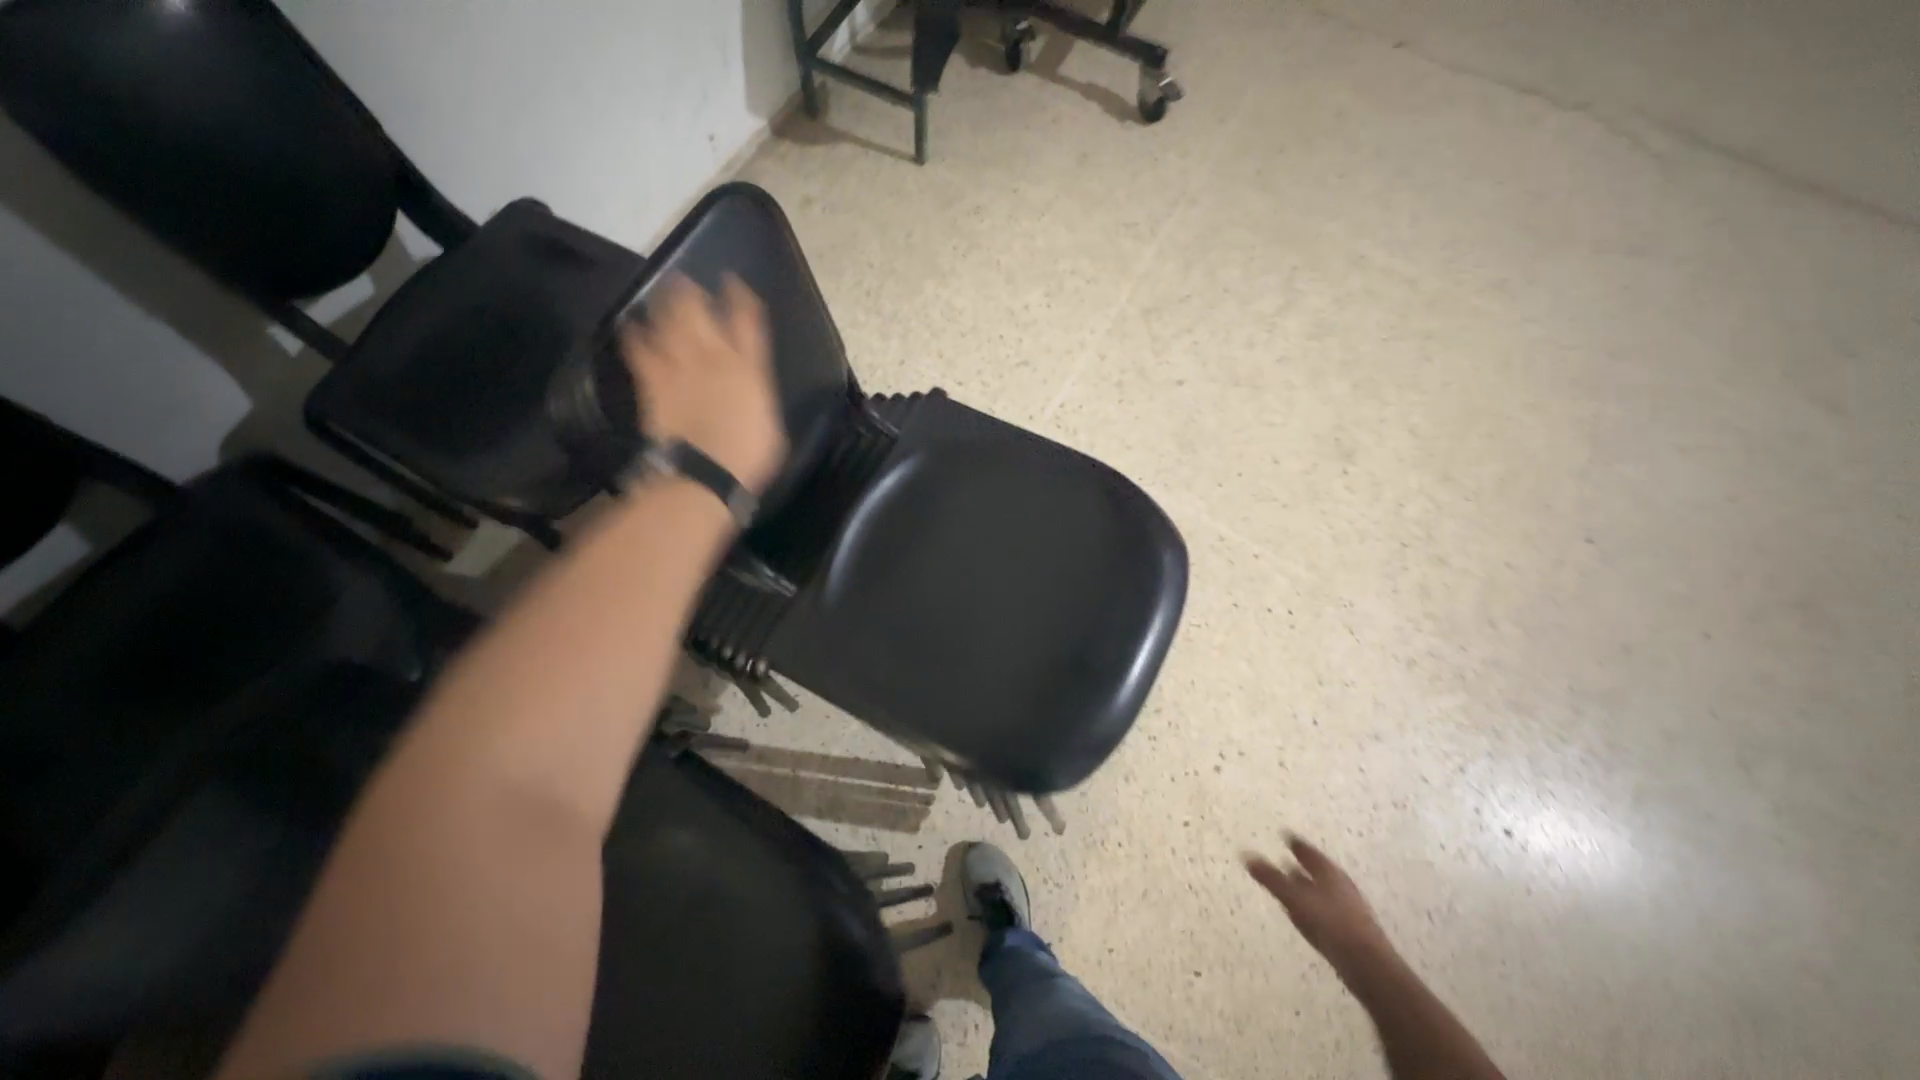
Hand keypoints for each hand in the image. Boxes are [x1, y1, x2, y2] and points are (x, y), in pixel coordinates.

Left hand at [620, 274, 787, 495]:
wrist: (706, 474)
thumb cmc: (747, 455)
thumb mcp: (770, 422)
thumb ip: (758, 393)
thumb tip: (752, 385)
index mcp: (749, 366)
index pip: (747, 319)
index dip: (739, 296)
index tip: (733, 282)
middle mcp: (715, 356)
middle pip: (702, 310)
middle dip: (694, 291)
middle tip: (686, 279)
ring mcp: (681, 366)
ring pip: (669, 321)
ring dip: (665, 303)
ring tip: (662, 292)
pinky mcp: (654, 381)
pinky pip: (640, 348)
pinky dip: (635, 334)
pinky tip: (631, 325)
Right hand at [1247, 835, 1393, 972]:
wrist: (1366, 964)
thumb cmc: (1330, 923)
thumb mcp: (1295, 899)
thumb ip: (1271, 879)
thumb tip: (1247, 856)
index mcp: (1329, 873)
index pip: (1310, 852)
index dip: (1297, 844)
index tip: (1286, 836)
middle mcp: (1340, 887)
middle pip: (1317, 871)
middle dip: (1302, 866)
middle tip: (1285, 860)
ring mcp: (1345, 909)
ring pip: (1320, 892)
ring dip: (1306, 888)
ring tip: (1290, 886)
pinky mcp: (1346, 930)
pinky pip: (1323, 912)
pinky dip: (1310, 908)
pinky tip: (1302, 917)